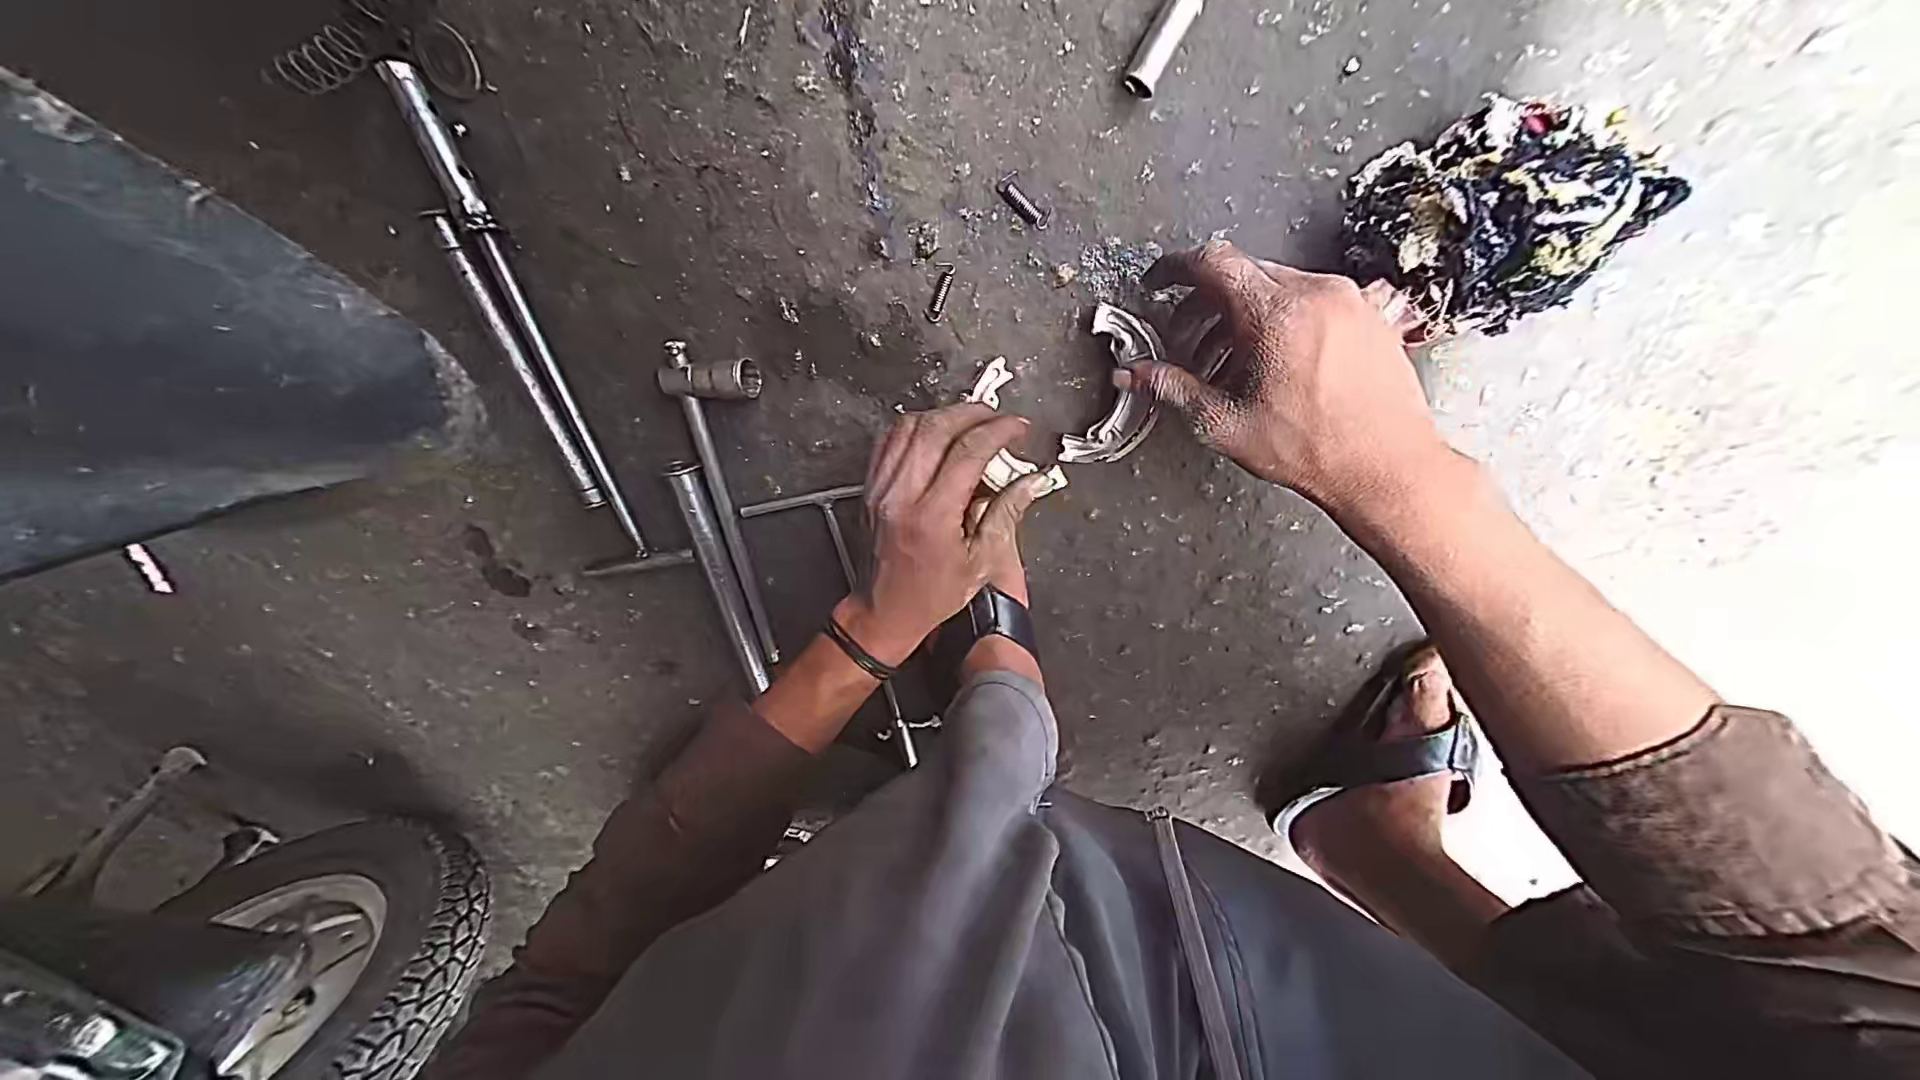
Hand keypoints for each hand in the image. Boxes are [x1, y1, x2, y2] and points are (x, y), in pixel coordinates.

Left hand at [836, 404, 1047, 664]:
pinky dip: (915, 427)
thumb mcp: (980, 563)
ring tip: (969, 421)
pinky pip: (889, 440)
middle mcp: (900, 496)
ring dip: (943, 415)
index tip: (1016, 428)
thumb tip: (1031, 482)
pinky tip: (934, 433)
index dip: (998, 431)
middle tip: (996, 418)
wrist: (884, 611)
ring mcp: (881, 489)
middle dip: (973, 414)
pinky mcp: (871, 488)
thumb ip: (1006, 514)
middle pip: (936, 428)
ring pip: (908, 426)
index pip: (968, 452)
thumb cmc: (927, 596)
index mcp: (931, 517)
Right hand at [1120, 239, 1454, 513]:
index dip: (1175, 269)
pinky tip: (1265, 363)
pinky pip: (1308, 299)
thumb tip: (1133, 374)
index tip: (1159, 283)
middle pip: (1241, 274)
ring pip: (1274, 287)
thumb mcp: (1223, 422)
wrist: (1385, 466)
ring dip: (1237, 316)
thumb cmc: (1314, 447)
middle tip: (1184, 341)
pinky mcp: (1365, 315)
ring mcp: (1347, 301)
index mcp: (1276, 314)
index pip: (1213, 262)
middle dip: (1202, 305)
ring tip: (1223, 363)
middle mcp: (1316, 294)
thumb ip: (1172, 388)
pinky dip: (1274, 320)